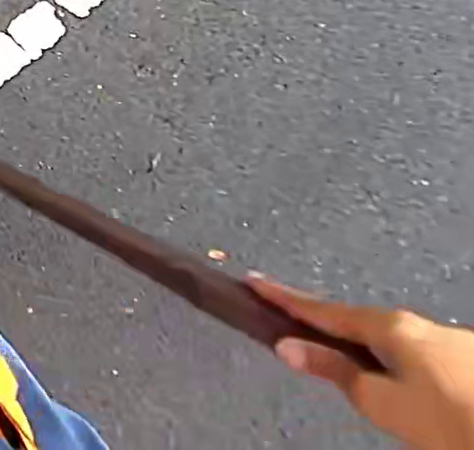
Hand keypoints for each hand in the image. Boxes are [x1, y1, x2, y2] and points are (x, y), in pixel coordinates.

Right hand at [250, 275, 473, 449]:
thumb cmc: (455, 424)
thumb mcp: (384, 405)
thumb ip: (334, 371)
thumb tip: (287, 347)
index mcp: (391, 327)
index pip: (320, 308)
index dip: (283, 297)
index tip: (253, 281)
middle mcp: (429, 327)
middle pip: (369, 327)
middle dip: (346, 336)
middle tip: (321, 349)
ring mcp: (468, 346)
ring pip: (411, 345)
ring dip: (391, 358)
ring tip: (395, 390)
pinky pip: (442, 360)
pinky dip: (426, 371)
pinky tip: (437, 396)